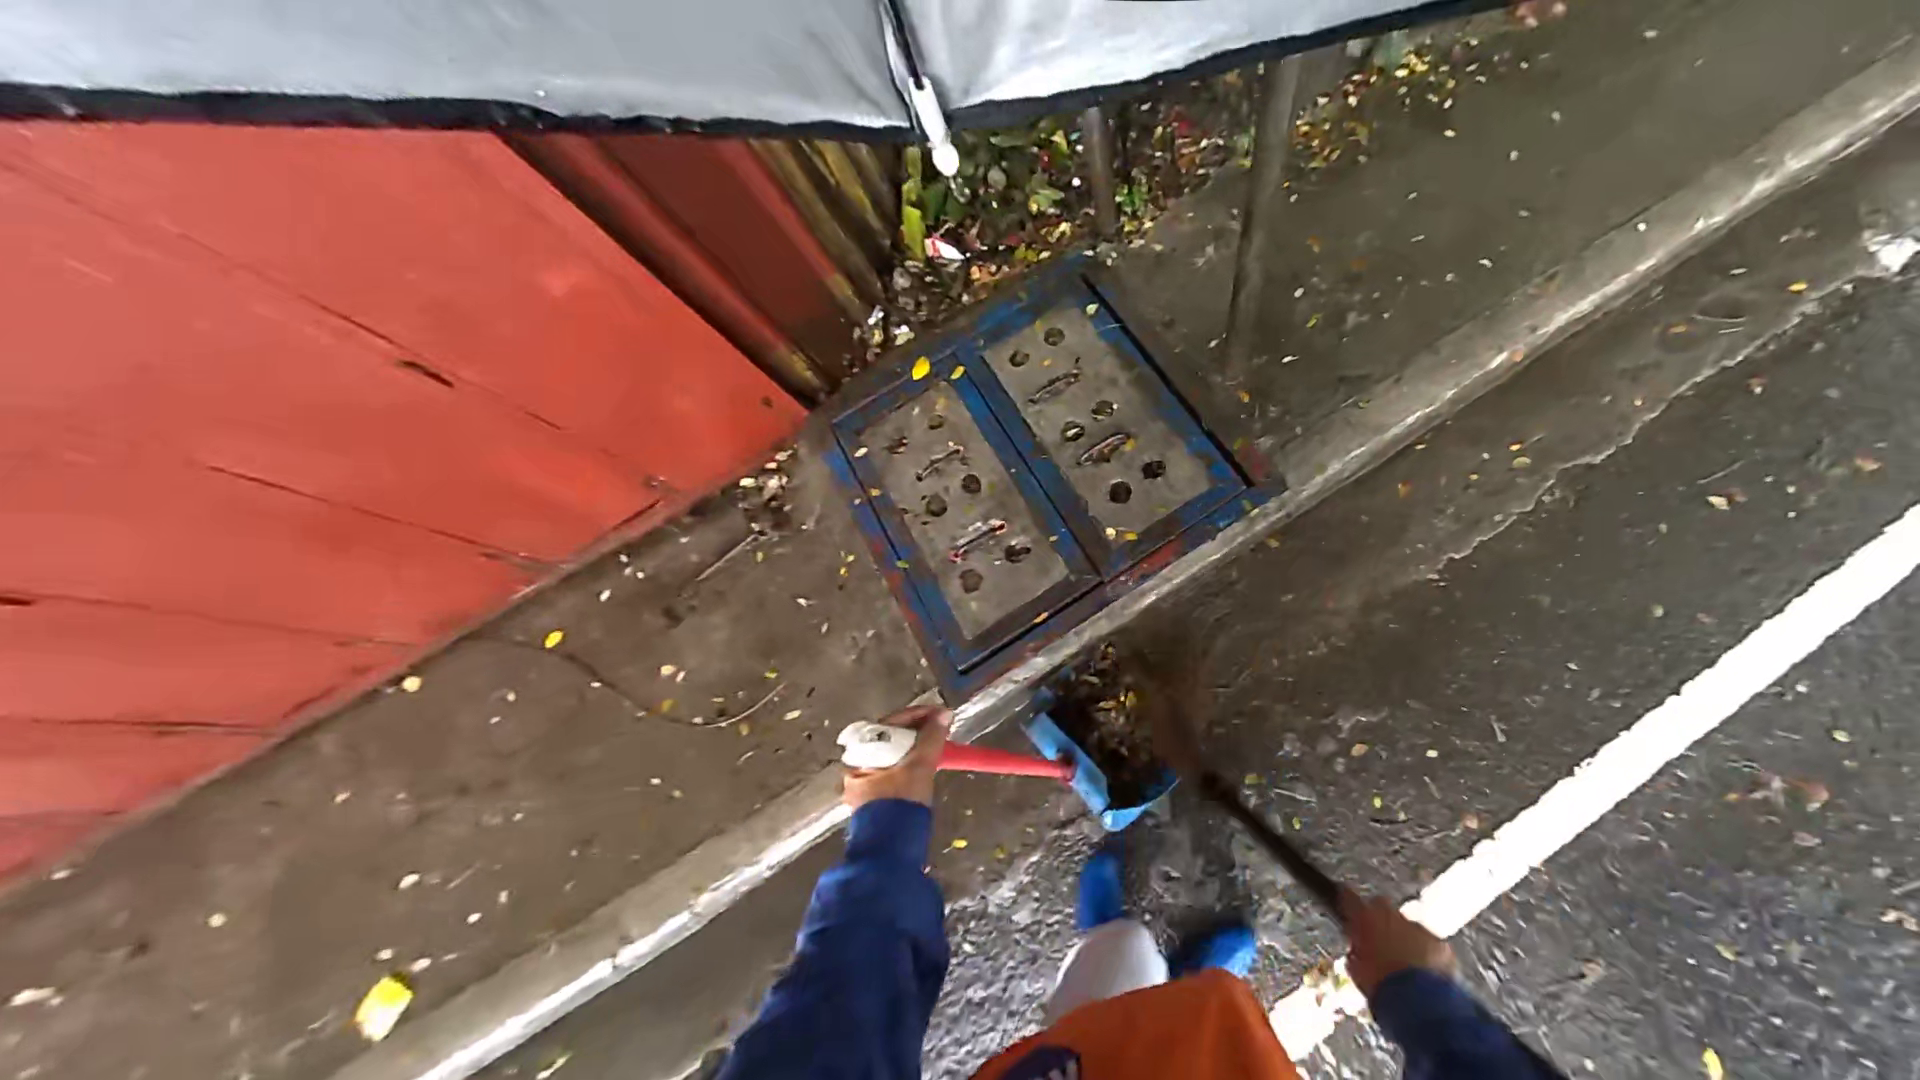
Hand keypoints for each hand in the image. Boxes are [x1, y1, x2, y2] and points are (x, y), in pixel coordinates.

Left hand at [842, 705, 948, 809]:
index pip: (891, 723)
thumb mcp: (921, 766)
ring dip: (916, 747)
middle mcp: (856, 765)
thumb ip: (932, 738)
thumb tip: (944, 714)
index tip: (941, 714)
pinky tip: (925, 762)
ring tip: (937, 743)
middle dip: (918, 731)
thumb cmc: (902, 804)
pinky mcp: (872, 797)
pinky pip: (892, 769)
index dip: (918, 715)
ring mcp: (863, 782)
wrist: (890, 851)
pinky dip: (909, 762)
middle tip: (940, 728)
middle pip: (891, 737)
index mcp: (861, 753)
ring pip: (893, 754)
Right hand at [1341, 890, 1456, 997]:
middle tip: (1378, 939)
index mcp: (1363, 916)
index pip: (1347, 896)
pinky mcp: (1440, 943)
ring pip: (1407, 924)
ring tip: (1405, 960)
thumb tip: (1356, 953)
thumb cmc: (1382, 986)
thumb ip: (1355, 953)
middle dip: (1379, 919)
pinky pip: (1430, 942)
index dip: (1346, 903)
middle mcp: (1389, 914)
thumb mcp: (1357, 970)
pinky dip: (1426, 951)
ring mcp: (1417, 927)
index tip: (1347, 912)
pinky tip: (1424, 970)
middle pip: (1380, 905)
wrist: (1423, 1005)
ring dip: (1404, 936)